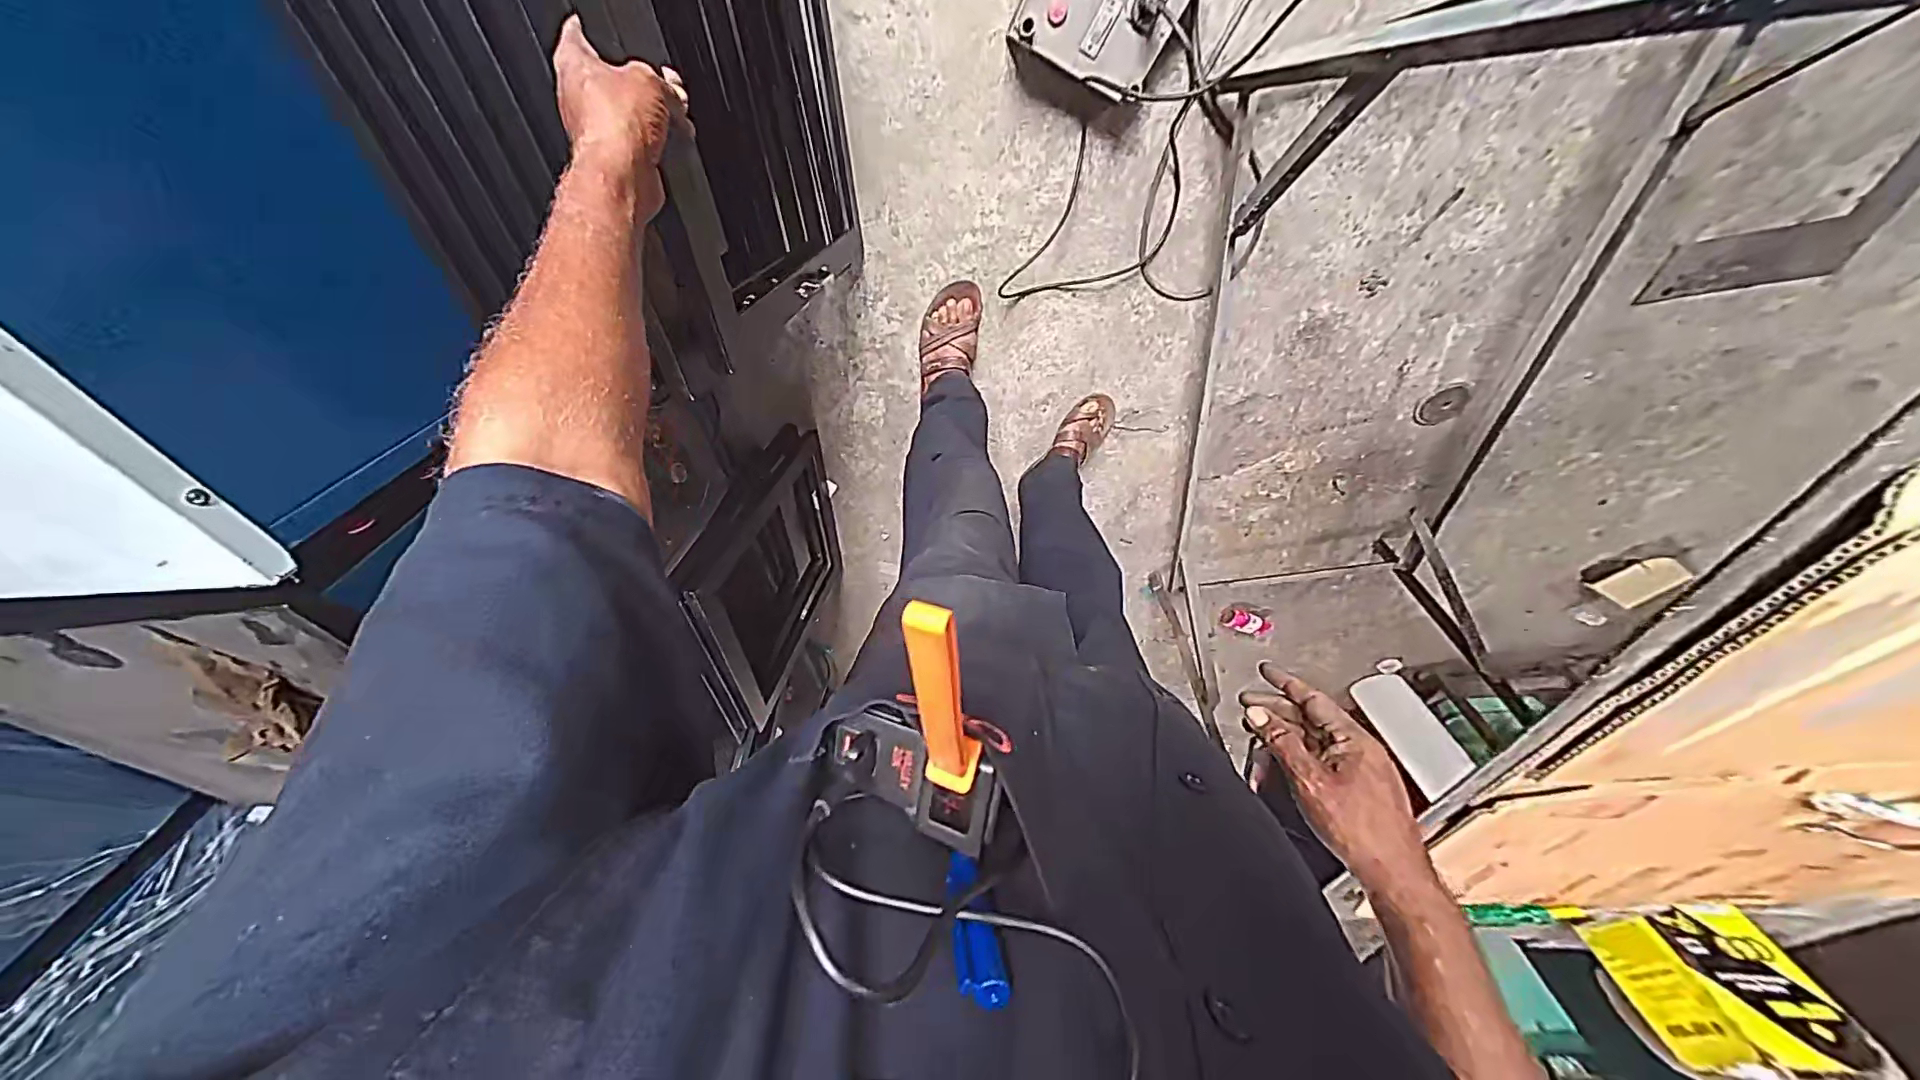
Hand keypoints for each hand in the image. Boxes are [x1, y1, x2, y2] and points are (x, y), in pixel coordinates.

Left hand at [552, 14, 689, 219]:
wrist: (623, 175)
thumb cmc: (617, 124)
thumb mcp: (649, 80)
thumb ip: (659, 78)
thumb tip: (670, 90)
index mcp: (572, 64)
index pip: (577, 35)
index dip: (592, 31)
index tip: (595, 28)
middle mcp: (576, 97)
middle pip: (612, 81)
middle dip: (640, 83)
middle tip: (662, 83)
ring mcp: (595, 130)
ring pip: (628, 115)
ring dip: (653, 116)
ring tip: (673, 118)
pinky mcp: (614, 158)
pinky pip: (638, 143)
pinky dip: (655, 142)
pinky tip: (670, 143)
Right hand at [1241, 662, 1437, 897]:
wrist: (1391, 872)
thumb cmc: (1363, 832)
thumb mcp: (1309, 780)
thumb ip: (1282, 742)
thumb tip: (1260, 716)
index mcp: (1354, 739)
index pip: (1313, 699)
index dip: (1285, 683)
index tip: (1267, 672)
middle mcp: (1360, 749)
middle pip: (1309, 720)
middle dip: (1276, 714)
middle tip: (1250, 707)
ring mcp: (1360, 768)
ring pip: (1312, 742)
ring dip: (1282, 743)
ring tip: (1259, 746)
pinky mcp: (1358, 787)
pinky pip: (1319, 761)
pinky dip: (1295, 761)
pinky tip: (1281, 769)